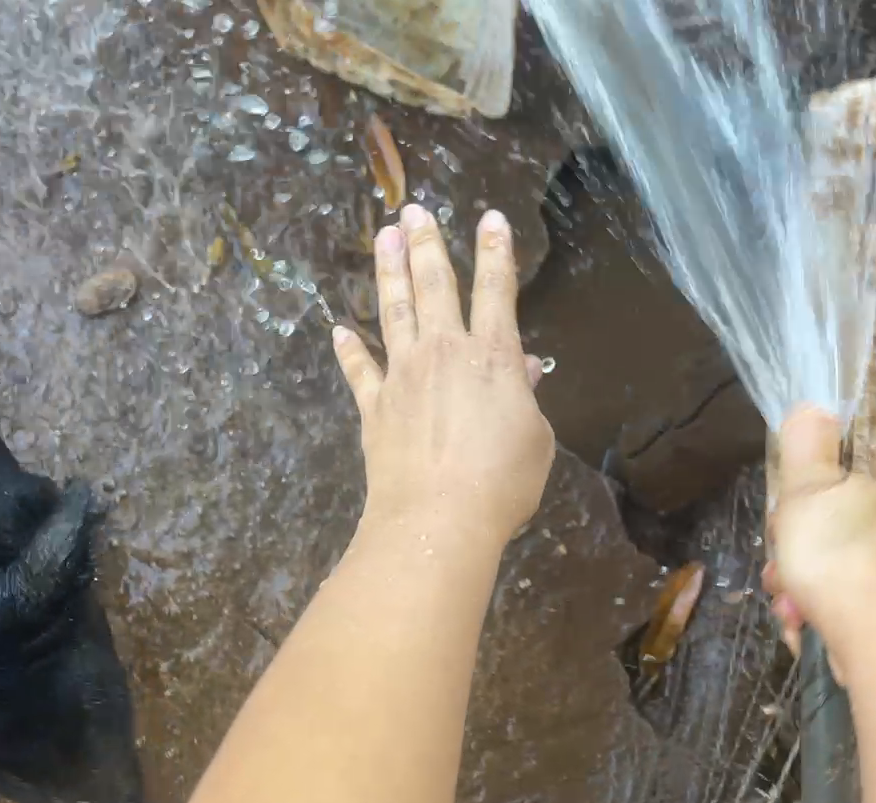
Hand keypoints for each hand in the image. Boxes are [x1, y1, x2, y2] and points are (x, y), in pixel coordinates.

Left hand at [333, 204, 554, 551]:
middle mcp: (444, 352)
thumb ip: (525, 400)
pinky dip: (349, 350)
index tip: (491, 218)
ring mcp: (403, 375)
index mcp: (493, 356)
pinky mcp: (374, 406)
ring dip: (389, 271)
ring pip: (394, 311)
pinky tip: (339, 331)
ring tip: (383, 236)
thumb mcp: (535, 441)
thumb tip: (523, 371)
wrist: (439, 519)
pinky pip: (360, 370)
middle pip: (435, 285)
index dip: (496, 252)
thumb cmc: (502, 483)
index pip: (496, 291)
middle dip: (427, 243)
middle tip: (414, 210)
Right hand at [763, 405, 875, 655]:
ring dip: (794, 588)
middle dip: (789, 558)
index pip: (819, 493)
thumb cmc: (832, 559)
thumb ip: (804, 448)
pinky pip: (836, 600)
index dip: (789, 514)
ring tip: (791, 606)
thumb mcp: (805, 493)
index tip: (780, 533)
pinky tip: (804, 623)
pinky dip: (813, 610)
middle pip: (818, 534)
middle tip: (781, 574)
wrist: (872, 637)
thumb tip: (812, 403)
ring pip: (822, 570)